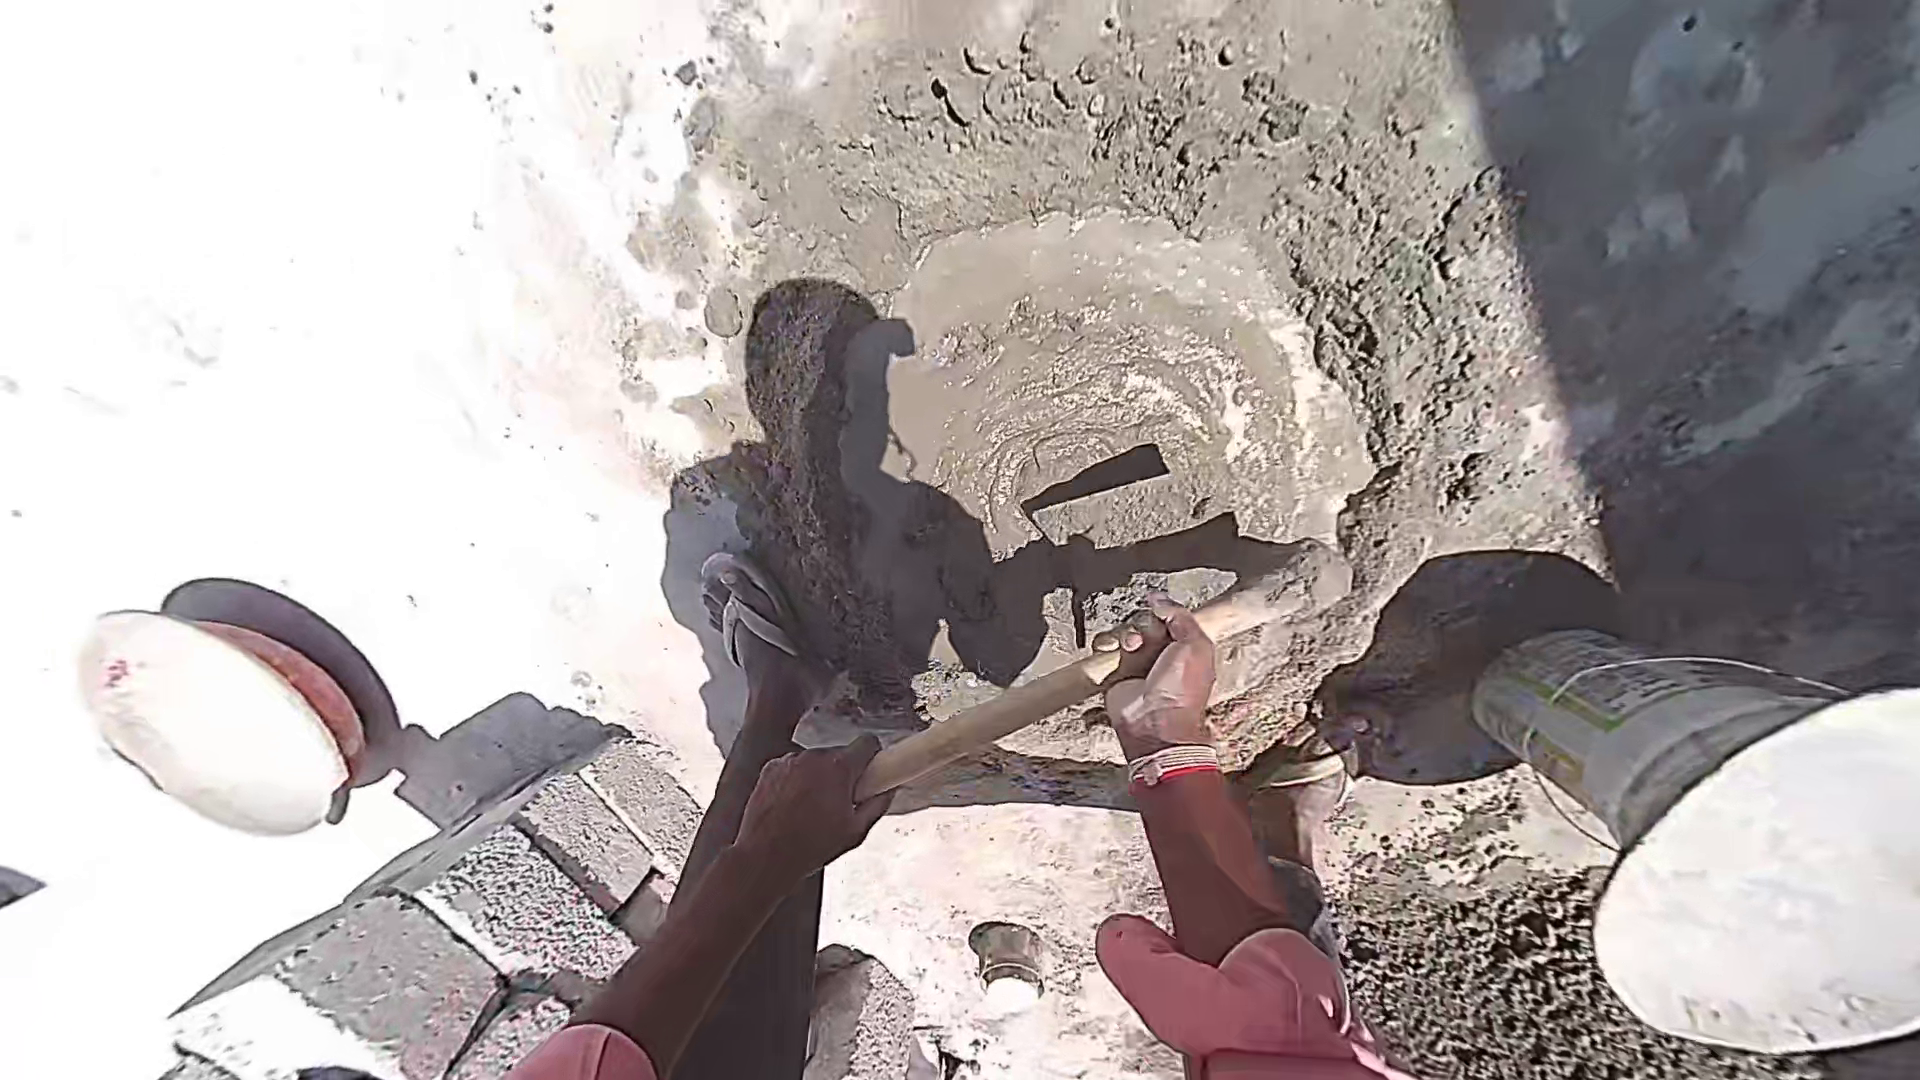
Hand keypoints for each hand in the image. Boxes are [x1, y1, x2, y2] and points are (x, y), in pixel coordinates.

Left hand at [736, 734, 892, 884]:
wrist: (763, 858)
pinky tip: (792, 804)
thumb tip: (889, 789)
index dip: (872, 756)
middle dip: (842, 772)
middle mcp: (815, 757)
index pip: (867, 743)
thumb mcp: (855, 832)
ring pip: (815, 761)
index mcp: (839, 767)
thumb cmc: (809, 847)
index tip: (870, 770)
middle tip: (839, 800)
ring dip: (818, 776)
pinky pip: (793, 766)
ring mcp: (791, 760)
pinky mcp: (771, 767)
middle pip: (839, 754)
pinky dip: (795, 779)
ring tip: (811, 807)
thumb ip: (877, 805)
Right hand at [1095, 594, 1216, 758]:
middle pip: (1144, 622)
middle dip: (1144, 625)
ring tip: (1131, 648)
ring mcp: (1135, 662)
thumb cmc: (1181, 687)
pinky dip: (1106, 644)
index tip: (1157, 608)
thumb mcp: (1195, 645)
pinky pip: (1104, 646)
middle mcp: (1160, 654)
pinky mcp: (1114, 670)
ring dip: (1126, 634)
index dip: (1163, 611)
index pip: (1168, 617)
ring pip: (1124, 631)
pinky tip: (1113, 650)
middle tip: (1147, 639)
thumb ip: (1180, 616)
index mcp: (1184, 648)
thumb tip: (1158, 598)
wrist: (1154, 721)